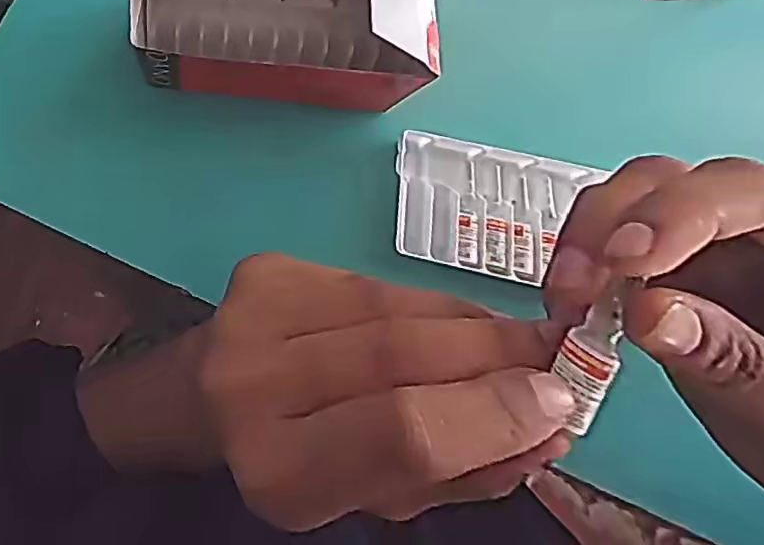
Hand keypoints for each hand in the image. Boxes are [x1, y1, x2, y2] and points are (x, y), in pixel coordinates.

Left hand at [82, 255, 574, 529]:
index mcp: (280, 470)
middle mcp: (256, 381)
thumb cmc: (292, 456)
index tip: (560, 401)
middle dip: (491, 351)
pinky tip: (447, 315)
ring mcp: (254, 311)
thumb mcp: (370, 496)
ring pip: (387, 304)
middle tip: (555, 353)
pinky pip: (366, 280)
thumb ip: (456, 468)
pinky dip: (420, 299)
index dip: (490, 411)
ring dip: (463, 318)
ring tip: (510, 334)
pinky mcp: (264, 268)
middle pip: (396, 352)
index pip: (402, 430)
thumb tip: (546, 424)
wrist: (202, 395)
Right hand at [541, 156, 763, 544]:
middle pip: (687, 183)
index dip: (685, 212)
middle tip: (578, 279)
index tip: (627, 258)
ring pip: (641, 200)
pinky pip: (624, 243)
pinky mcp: (695, 275)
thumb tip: (645, 312)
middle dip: (621, 221)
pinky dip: (589, 263)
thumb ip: (749, 372)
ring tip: (568, 293)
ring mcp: (743, 251)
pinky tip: (576, 298)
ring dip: (592, 236)